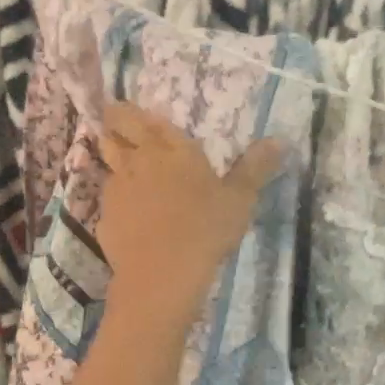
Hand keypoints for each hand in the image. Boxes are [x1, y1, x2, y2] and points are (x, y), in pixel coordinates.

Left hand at [99, 102, 283, 324]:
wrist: (162, 274)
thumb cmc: (205, 229)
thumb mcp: (239, 199)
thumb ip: (256, 167)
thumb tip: (280, 141)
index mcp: (169, 148)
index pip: (138, 117)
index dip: (129, 113)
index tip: (125, 110)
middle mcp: (136, 162)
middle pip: (112, 134)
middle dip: (112, 128)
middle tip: (117, 130)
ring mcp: (115, 191)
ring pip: (108, 168)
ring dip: (116, 168)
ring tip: (132, 179)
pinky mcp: (104, 221)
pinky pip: (110, 206)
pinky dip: (119, 208)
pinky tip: (133, 222)